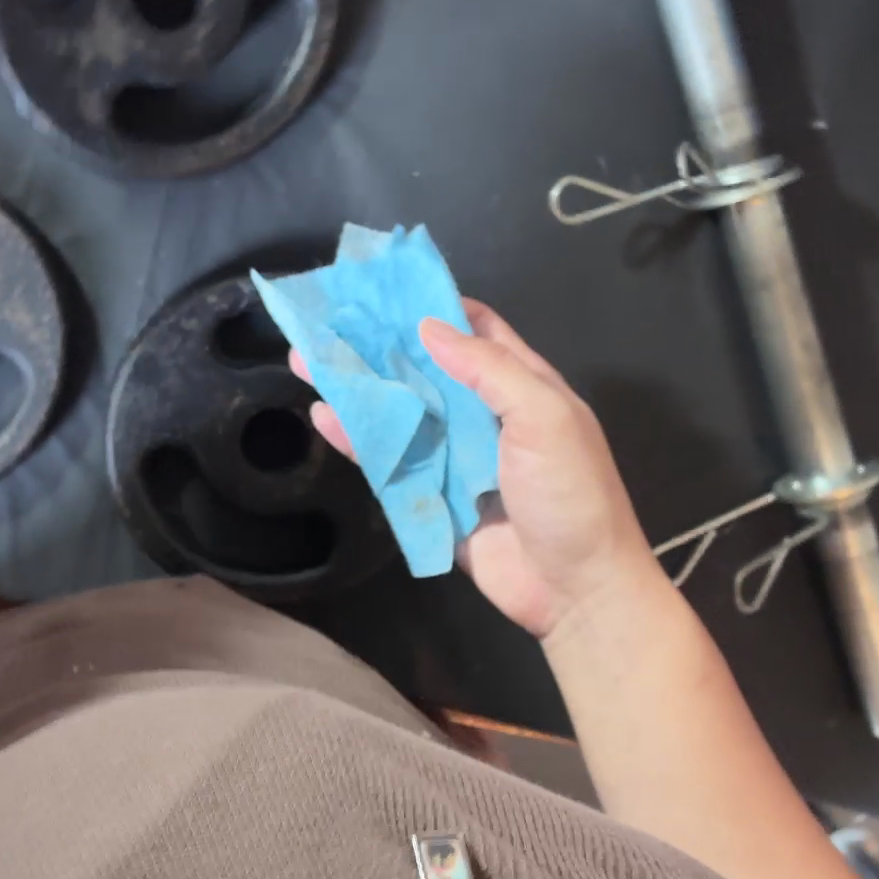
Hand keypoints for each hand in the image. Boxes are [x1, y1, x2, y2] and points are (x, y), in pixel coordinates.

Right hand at [294, 299, 663, 637]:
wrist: (573, 590)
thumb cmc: (570, 494)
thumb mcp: (543, 418)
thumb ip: (489, 370)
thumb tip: (428, 327)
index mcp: (519, 385)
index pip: (474, 329)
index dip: (432, 305)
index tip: (383, 288)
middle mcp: (481, 413)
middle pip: (422, 367)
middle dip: (377, 344)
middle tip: (327, 321)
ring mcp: (452, 454)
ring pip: (397, 411)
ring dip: (356, 387)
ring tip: (305, 361)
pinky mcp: (429, 493)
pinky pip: (388, 459)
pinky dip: (357, 438)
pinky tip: (324, 418)